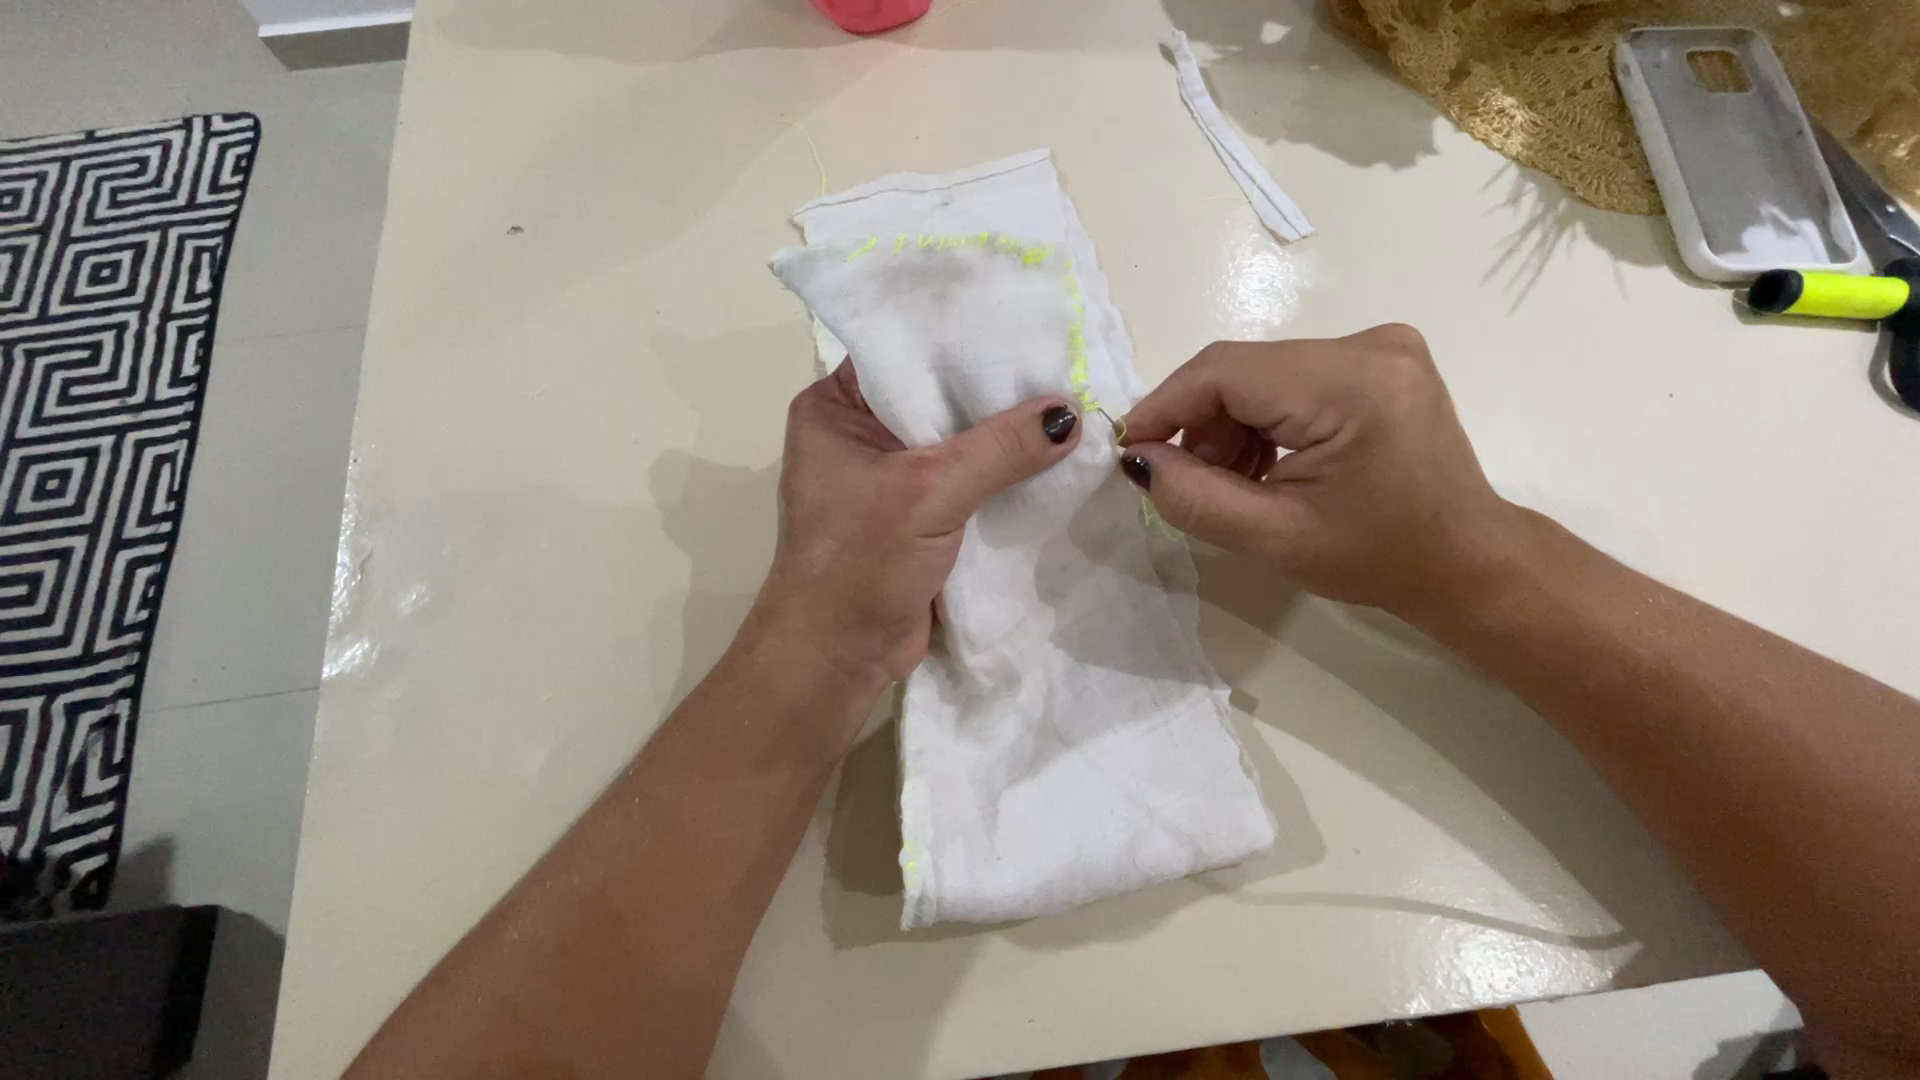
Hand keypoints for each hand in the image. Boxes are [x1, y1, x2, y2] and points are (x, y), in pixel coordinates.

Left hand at [749, 362, 1080, 698]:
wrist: (839, 656)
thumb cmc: (861, 562)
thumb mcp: (929, 492)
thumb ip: (1000, 449)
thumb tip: (1071, 415)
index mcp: (834, 408)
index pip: (903, 351)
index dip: (961, 336)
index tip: (1025, 321)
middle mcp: (858, 433)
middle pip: (935, 395)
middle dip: (993, 387)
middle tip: (1060, 362)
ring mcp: (887, 476)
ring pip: (955, 440)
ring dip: (1002, 433)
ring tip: (1069, 401)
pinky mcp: (914, 514)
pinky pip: (964, 478)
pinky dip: (1000, 472)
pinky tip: (1049, 456)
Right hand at [1118, 324, 1522, 616]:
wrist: (1465, 560)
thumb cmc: (1378, 558)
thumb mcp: (1274, 538)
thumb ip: (1194, 496)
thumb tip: (1136, 458)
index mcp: (1353, 384)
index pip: (1224, 372)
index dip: (1164, 406)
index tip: (1127, 449)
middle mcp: (1368, 345)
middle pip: (1240, 371)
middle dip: (1197, 424)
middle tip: (1184, 480)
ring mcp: (1376, 347)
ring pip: (1258, 375)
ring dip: (1225, 426)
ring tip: (1231, 482)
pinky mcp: (1374, 361)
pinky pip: (1285, 380)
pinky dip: (1257, 421)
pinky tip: (1260, 465)